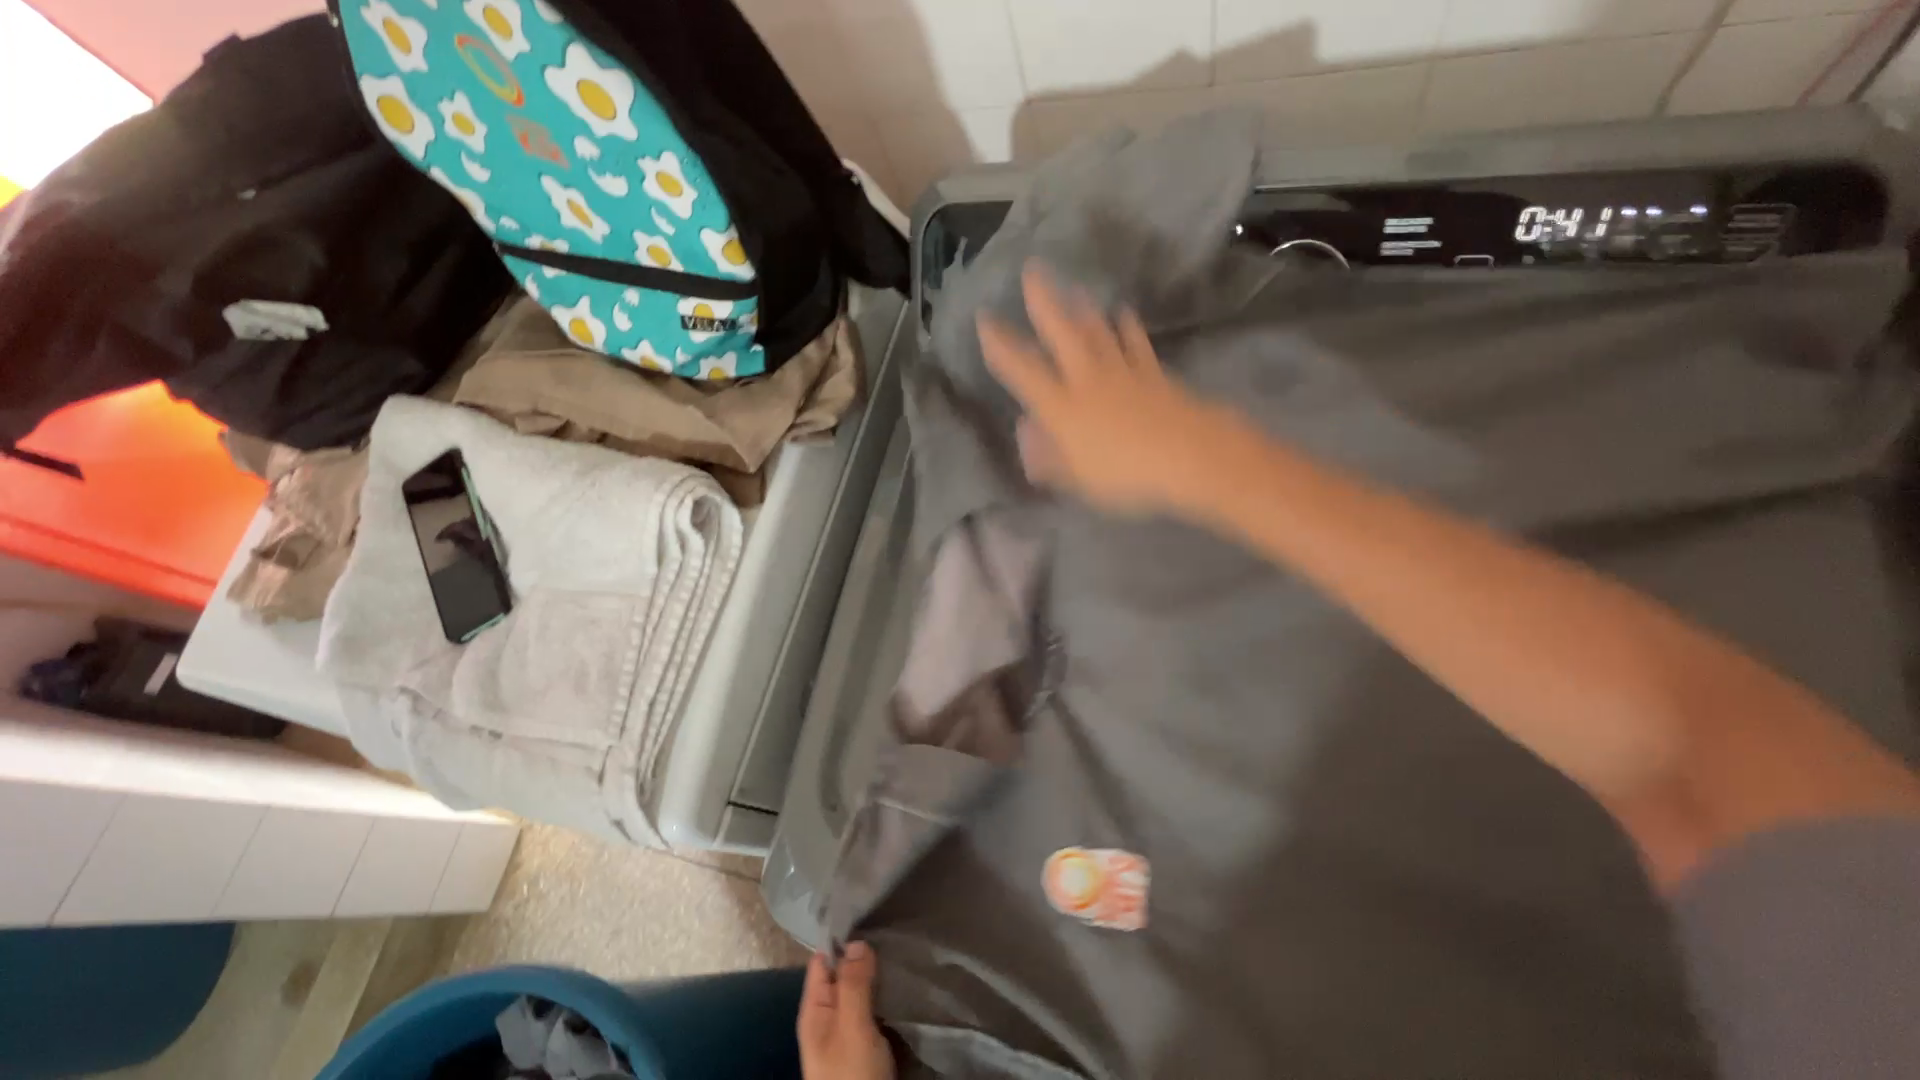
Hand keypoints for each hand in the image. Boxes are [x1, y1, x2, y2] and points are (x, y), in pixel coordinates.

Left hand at [798, 942, 895, 1079]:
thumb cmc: (851, 1073)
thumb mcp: (851, 1027)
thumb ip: (852, 985)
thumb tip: (856, 940)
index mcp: (815, 1009)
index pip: (822, 961)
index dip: (842, 939)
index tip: (868, 918)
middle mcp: (829, 1016)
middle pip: (845, 975)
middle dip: (866, 956)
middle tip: (893, 932)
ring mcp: (848, 1030)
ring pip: (863, 992)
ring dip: (878, 976)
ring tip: (901, 952)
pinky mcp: (868, 1043)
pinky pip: (876, 1009)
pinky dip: (887, 995)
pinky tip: (902, 983)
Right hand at [977, 263, 1250, 517]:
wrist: (1189, 455)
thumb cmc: (1124, 475)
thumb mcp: (1075, 478)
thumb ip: (1046, 455)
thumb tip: (1025, 429)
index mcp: (1060, 406)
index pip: (1022, 369)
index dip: (1000, 344)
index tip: (985, 319)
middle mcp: (1086, 380)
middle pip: (1061, 332)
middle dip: (1043, 300)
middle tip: (1032, 269)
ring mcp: (1122, 372)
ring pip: (1097, 331)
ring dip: (1083, 308)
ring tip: (1073, 287)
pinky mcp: (1152, 374)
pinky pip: (1135, 344)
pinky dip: (1127, 328)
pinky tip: (1124, 313)